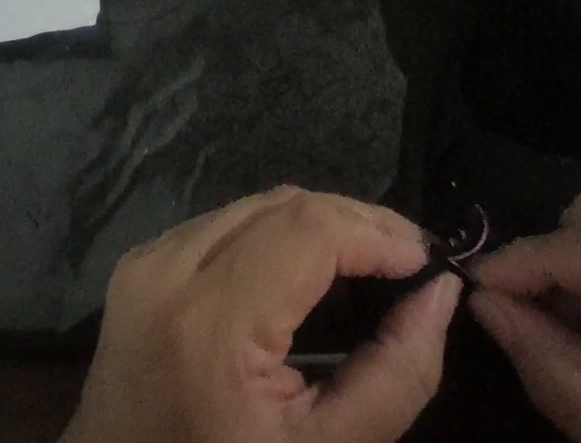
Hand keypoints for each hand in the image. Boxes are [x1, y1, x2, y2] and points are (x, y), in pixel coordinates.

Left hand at [61, 187, 463, 442]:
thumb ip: (395, 375)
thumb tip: (439, 294)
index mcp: (208, 324)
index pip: (308, 230)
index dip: (376, 233)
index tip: (428, 260)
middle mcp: (168, 269)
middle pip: (283, 205)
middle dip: (356, 222)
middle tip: (410, 258)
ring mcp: (147, 260)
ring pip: (255, 205)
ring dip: (319, 223)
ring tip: (371, 259)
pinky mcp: (141, 262)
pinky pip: (223, 223)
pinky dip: (276, 233)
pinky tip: (309, 267)